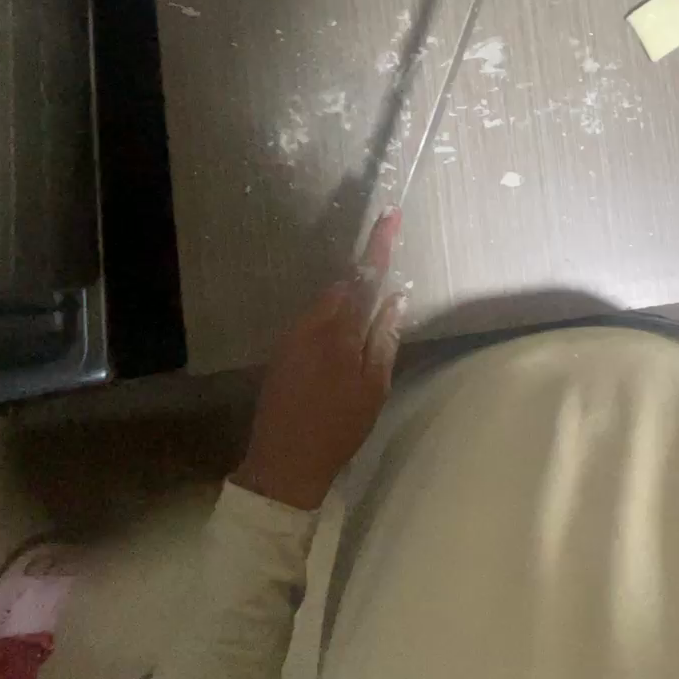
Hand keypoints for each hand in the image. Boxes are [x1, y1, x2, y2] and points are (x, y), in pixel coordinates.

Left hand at [233, 208, 405, 510]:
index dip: (379, 244)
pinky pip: (313, 324)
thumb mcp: (374, 386)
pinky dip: (332, 325)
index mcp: (339, 331)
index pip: (364, 277)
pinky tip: (340, 354)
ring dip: (347, 309)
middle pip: (342, 288)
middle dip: (364, 287)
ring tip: (363, 339)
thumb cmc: (339, 427)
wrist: (283, 463)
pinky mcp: (282, 352)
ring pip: (327, 307)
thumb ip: (385, 338)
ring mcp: (292, 337)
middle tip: (385, 306)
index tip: (389, 215)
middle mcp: (311, 324)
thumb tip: (396, 300)